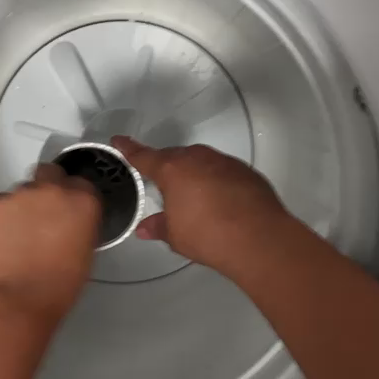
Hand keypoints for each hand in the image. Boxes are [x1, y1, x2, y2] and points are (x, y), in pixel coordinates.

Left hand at [0, 164, 101, 326]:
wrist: (21, 298)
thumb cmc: (61, 284)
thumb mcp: (86, 249)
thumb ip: (81, 223)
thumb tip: (71, 218)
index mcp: (83, 201)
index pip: (81, 183)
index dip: (73, 196)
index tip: (68, 210)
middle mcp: (53, 189)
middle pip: (49, 171)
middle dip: (47, 185)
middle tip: (42, 212)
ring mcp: (20, 193)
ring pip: (22, 188)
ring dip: (23, 203)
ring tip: (19, 232)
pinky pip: (0, 202)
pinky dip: (1, 215)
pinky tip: (3, 238)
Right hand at [111, 136, 307, 276]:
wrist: (259, 238)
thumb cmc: (208, 236)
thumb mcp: (176, 236)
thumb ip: (159, 226)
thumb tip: (145, 228)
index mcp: (172, 170)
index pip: (143, 156)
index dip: (129, 149)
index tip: (119, 140)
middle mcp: (197, 158)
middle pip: (175, 158)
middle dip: (168, 169)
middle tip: (164, 187)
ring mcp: (224, 162)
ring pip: (201, 162)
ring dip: (195, 175)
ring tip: (194, 198)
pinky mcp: (246, 172)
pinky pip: (223, 171)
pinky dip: (217, 181)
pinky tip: (221, 202)